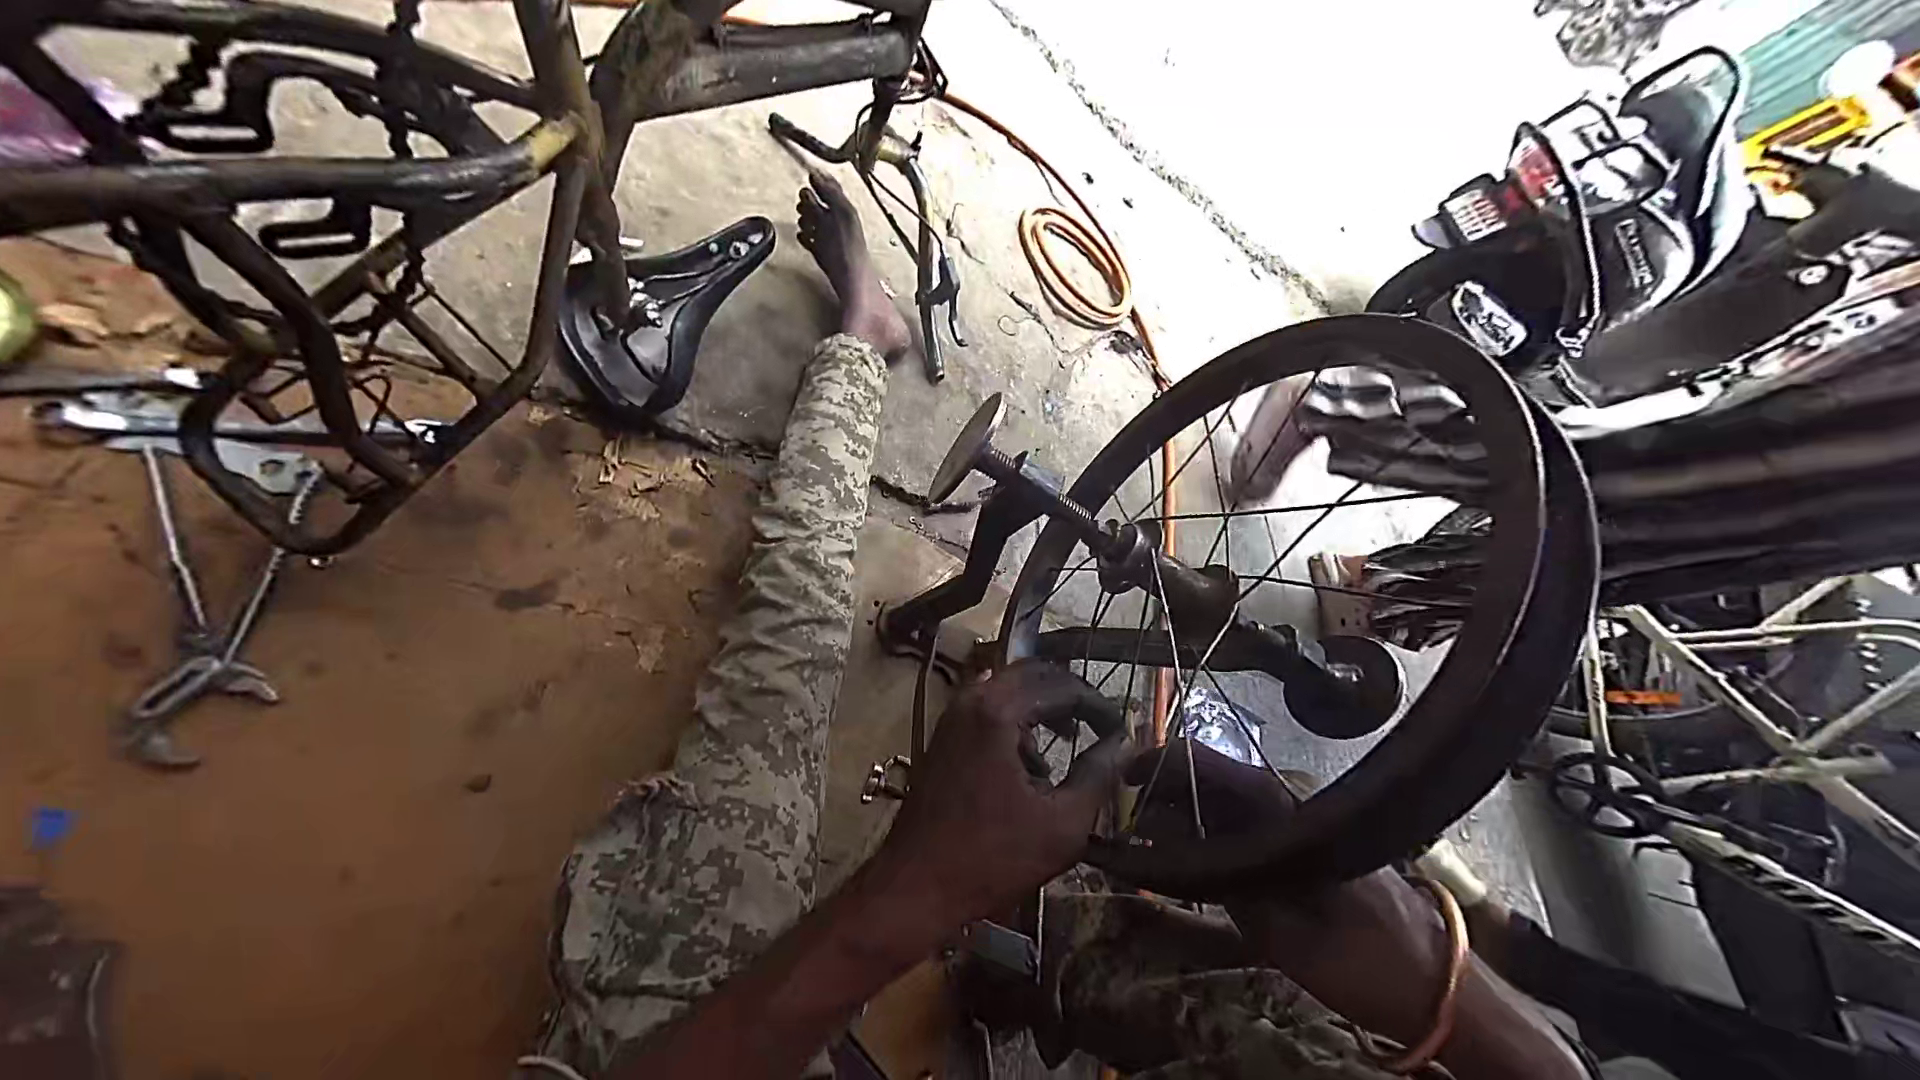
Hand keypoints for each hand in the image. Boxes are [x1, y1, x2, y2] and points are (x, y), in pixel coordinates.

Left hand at [873, 661, 1129, 926]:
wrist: (915, 885)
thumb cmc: (991, 858)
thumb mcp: (1062, 824)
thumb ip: (1098, 776)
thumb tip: (1125, 744)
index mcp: (998, 711)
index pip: (1063, 686)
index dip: (1099, 706)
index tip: (1121, 731)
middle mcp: (972, 699)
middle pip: (1034, 675)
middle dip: (1071, 697)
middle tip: (1099, 727)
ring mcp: (953, 715)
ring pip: (1010, 689)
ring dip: (1043, 708)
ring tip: (1069, 743)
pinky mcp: (945, 734)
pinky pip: (989, 708)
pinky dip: (1016, 721)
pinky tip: (1030, 763)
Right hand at [1127, 743, 1447, 1041]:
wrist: (1432, 989)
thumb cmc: (1360, 957)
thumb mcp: (1276, 924)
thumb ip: (1211, 872)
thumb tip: (1155, 828)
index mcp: (1281, 808)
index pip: (1207, 761)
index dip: (1159, 761)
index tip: (1122, 776)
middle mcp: (1281, 803)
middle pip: (1205, 778)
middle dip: (1159, 795)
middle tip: (1125, 826)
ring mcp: (1286, 822)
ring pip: (1215, 802)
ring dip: (1177, 817)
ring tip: (1144, 844)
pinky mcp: (1289, 844)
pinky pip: (1232, 825)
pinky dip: (1200, 836)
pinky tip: (1180, 857)